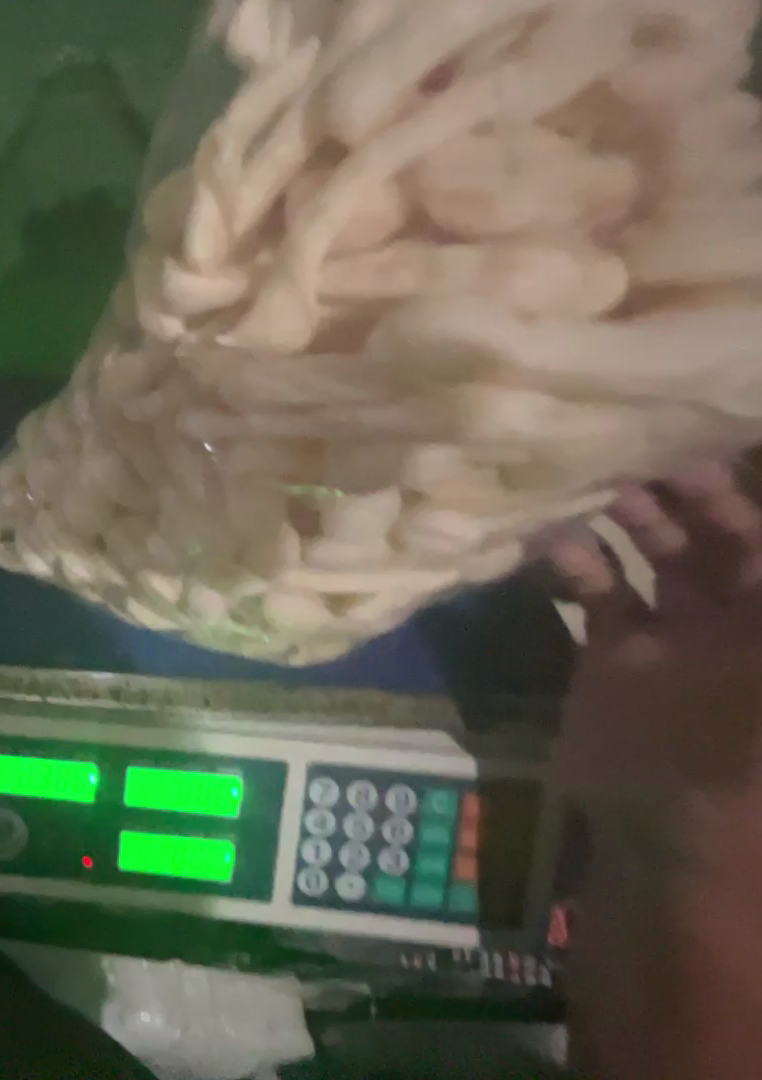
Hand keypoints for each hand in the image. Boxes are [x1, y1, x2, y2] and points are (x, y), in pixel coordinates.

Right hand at [547, 462, 761, 807]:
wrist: (662, 827)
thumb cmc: (739, 762)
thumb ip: (754, 599)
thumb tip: (758, 545)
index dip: (750, 507)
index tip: (717, 464)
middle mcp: (739, 626)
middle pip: (723, 549)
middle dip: (695, 506)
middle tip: (651, 466)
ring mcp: (674, 639)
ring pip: (660, 565)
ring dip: (636, 529)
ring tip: (602, 492)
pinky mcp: (612, 653)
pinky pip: (599, 598)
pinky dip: (579, 568)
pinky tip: (556, 543)